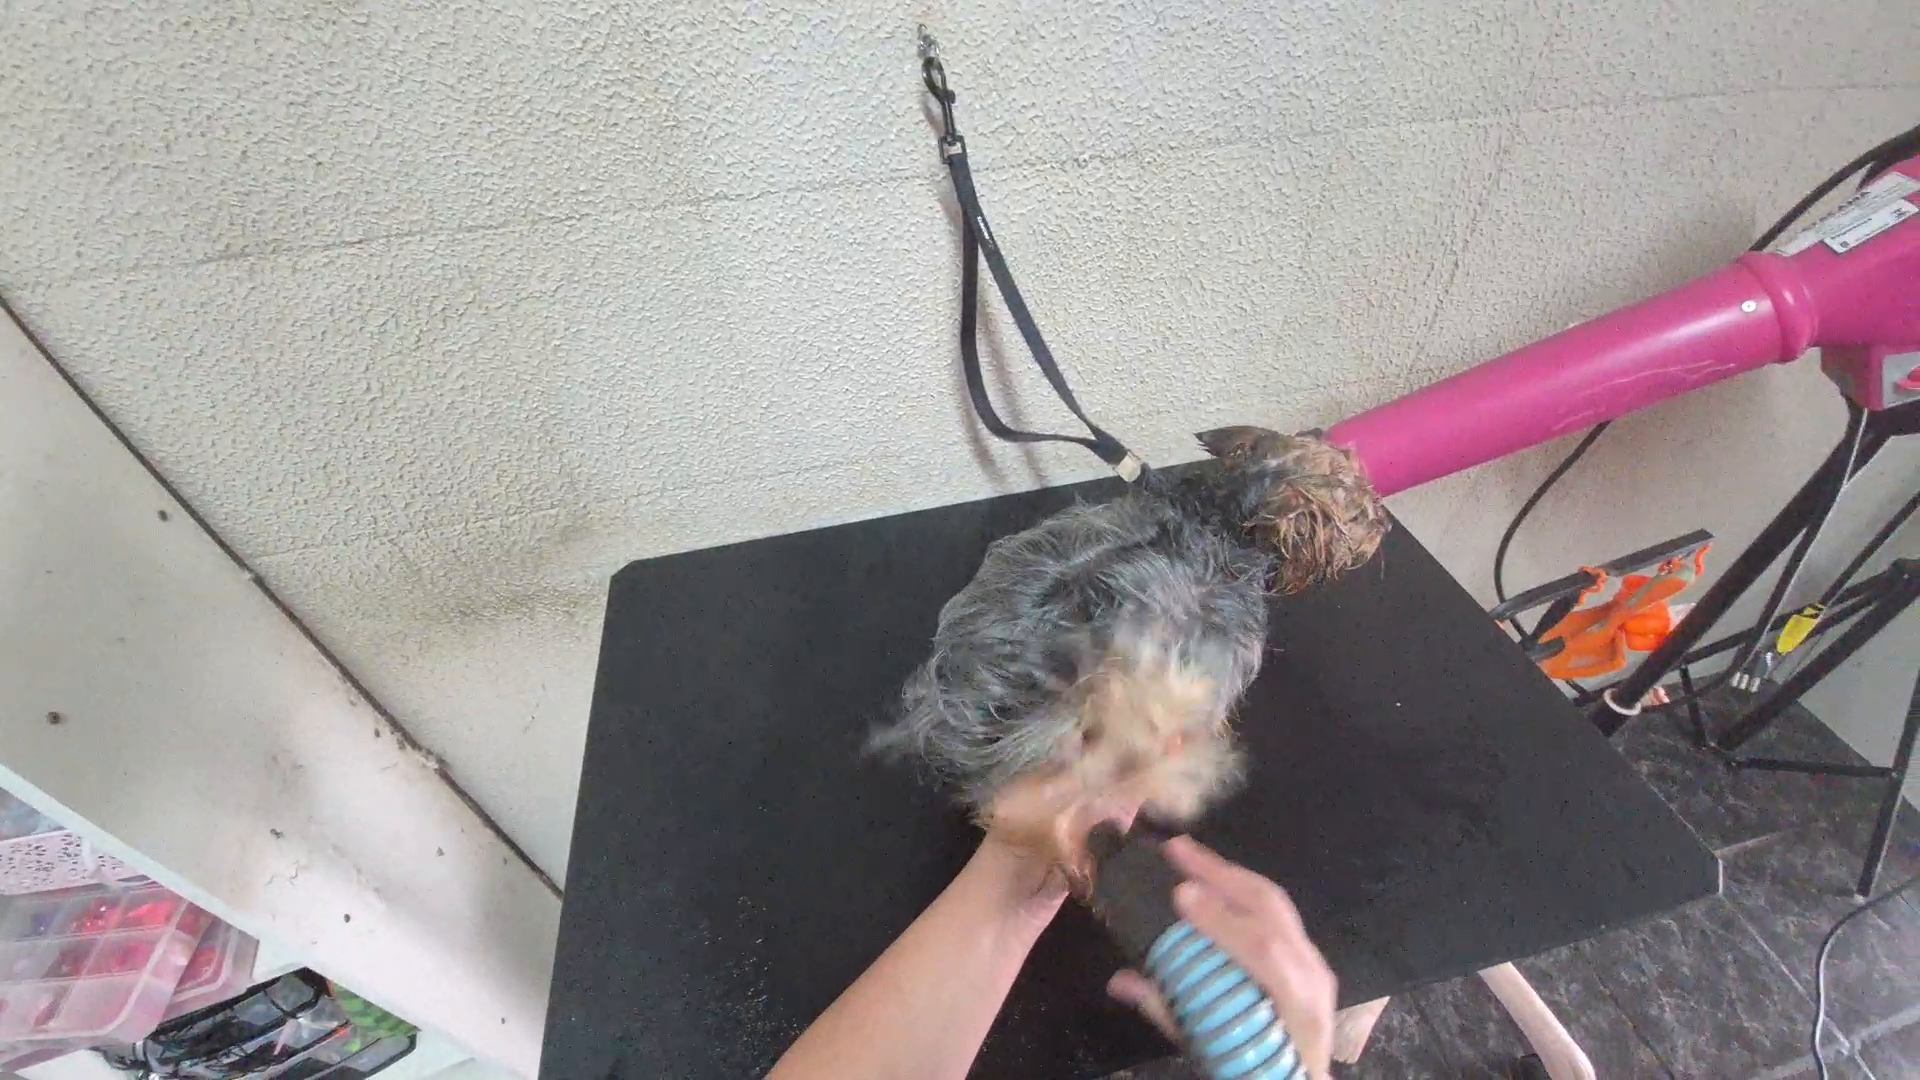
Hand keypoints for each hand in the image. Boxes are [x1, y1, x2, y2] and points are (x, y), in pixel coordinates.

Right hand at [1106, 837, 1335, 1078]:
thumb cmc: (1257, 1067)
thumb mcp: (1216, 1049)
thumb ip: (1171, 1012)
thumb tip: (1118, 981)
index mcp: (1296, 1007)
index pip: (1265, 953)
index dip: (1223, 920)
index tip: (1181, 893)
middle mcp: (1312, 975)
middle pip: (1271, 910)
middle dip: (1221, 873)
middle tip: (1174, 850)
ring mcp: (1313, 960)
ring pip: (1273, 900)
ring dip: (1227, 871)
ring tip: (1187, 853)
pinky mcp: (1307, 951)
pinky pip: (1274, 907)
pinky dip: (1239, 884)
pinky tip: (1212, 873)